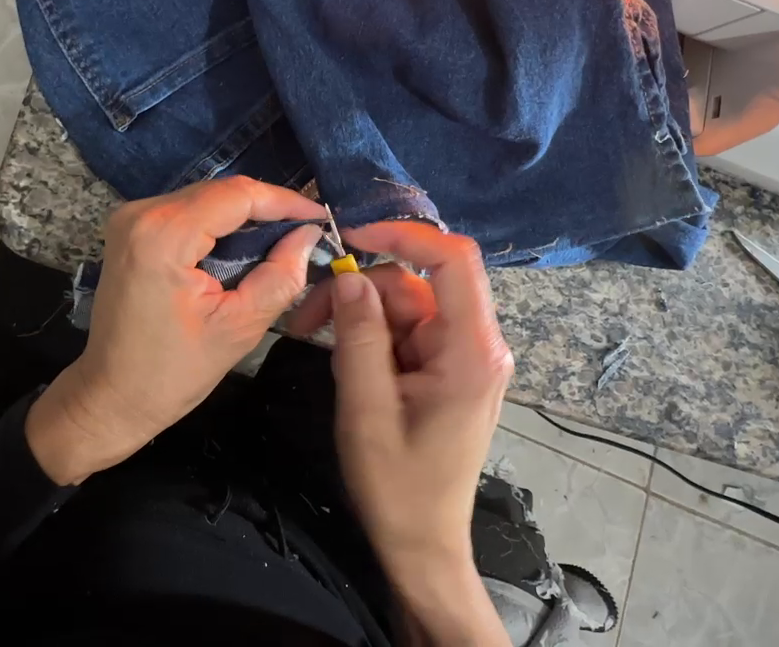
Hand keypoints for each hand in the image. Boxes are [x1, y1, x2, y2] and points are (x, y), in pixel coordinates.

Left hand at [25, 176, 324, 484]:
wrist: (112, 394)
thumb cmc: (173, 371)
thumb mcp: (239, 327)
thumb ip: (279, 275)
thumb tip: (308, 235)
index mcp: (163, 235)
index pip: (235, 195)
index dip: (283, 201)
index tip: (321, 216)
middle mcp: (141, 213)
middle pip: (218, 192)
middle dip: (266, 208)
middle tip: (307, 231)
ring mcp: (130, 217)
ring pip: (203, 198)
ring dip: (243, 216)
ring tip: (284, 238)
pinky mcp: (130, 228)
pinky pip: (185, 211)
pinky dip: (217, 224)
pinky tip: (244, 245)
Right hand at [291, 220, 513, 646]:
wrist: (420, 544)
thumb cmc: (398, 484)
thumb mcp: (366, 408)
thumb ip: (359, 336)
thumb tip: (349, 276)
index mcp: (471, 351)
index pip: (453, 260)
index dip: (403, 235)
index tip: (349, 238)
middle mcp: (474, 343)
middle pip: (411, 284)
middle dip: (357, 291)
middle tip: (304, 320)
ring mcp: (459, 355)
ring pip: (400, 303)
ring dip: (355, 314)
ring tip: (312, 340)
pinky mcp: (443, 366)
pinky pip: (401, 328)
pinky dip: (366, 334)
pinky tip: (341, 359)